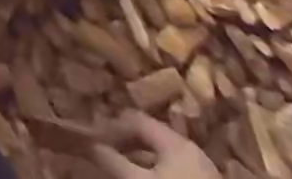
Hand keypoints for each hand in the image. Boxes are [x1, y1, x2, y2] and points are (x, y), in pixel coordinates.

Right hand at [91, 112, 220, 178]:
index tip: (93, 138)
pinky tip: (145, 176)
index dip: (110, 125)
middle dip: (123, 139)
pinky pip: (174, 166)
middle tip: (104, 149)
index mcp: (175, 142)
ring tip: (121, 165)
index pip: (134, 118)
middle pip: (149, 133)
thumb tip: (88, 143)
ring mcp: (203, 169)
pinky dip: (154, 166)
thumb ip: (110, 159)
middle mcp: (191, 149)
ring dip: (138, 154)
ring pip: (161, 151)